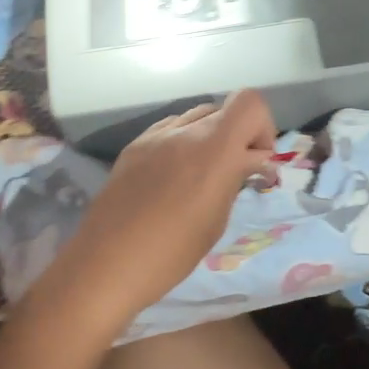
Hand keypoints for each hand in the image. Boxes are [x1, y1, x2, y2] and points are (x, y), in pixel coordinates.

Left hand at [38, 90, 277, 326]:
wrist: (106, 265)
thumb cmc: (171, 253)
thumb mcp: (216, 220)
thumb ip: (236, 179)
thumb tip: (253, 161)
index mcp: (214, 149)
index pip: (250, 103)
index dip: (262, 126)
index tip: (257, 160)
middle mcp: (185, 131)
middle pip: (226, 109)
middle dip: (239, 135)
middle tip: (234, 172)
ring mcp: (155, 135)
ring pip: (197, 115)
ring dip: (211, 137)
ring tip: (202, 175)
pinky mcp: (134, 146)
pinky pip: (170, 129)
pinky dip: (183, 142)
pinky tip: (173, 177)